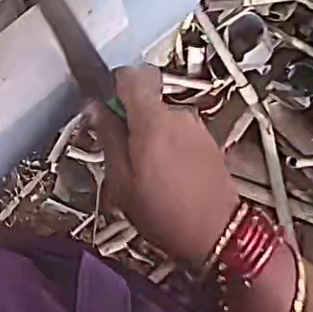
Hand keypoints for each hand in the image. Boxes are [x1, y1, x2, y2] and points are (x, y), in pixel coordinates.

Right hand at [88, 66, 241, 264]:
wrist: (217, 235)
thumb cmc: (168, 214)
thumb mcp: (122, 181)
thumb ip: (108, 137)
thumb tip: (94, 109)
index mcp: (152, 120)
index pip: (128, 76)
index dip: (111, 85)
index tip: (103, 105)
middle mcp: (178, 115)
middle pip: (145, 97)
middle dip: (129, 116)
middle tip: (118, 146)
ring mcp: (196, 126)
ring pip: (162, 115)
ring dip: (149, 132)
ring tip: (143, 169)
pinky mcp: (208, 139)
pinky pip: (179, 130)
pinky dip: (168, 143)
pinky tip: (165, 173)